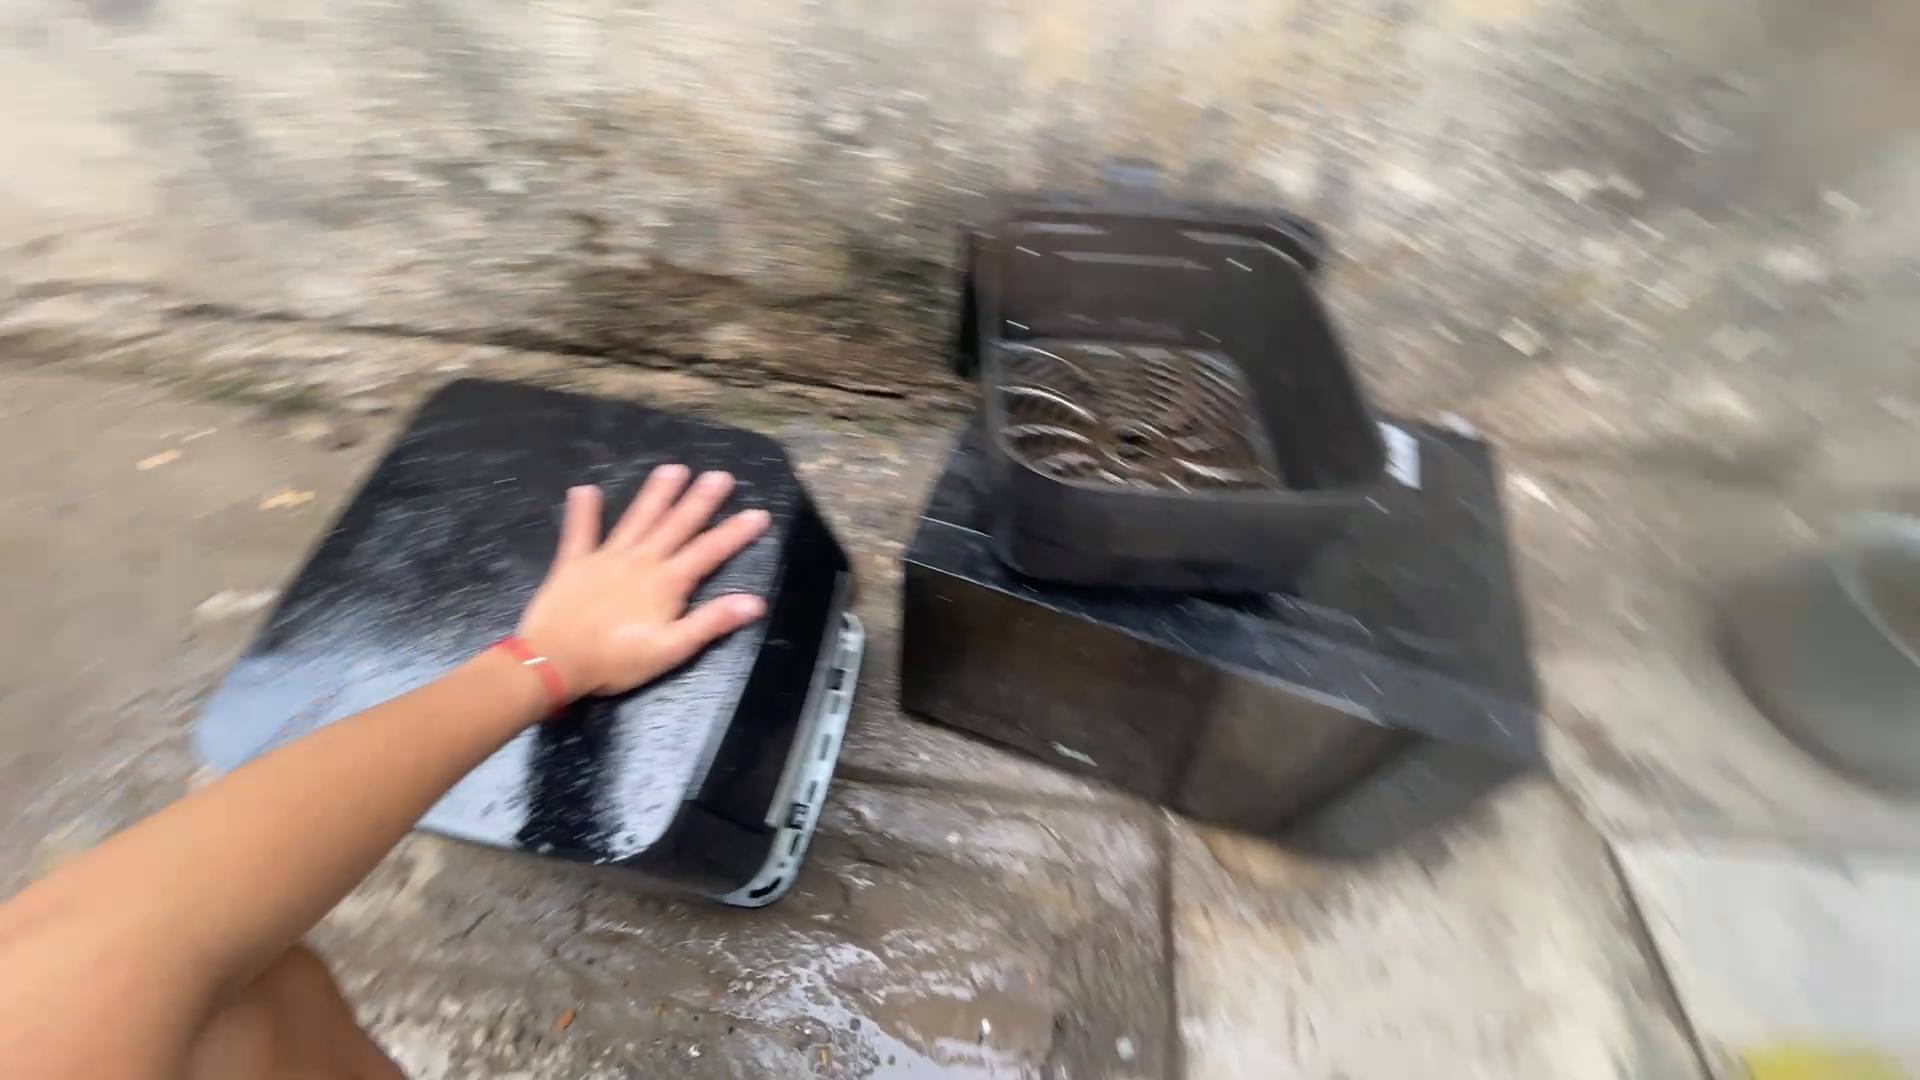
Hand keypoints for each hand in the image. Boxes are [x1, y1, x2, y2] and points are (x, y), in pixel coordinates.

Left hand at [517, 465, 771, 699]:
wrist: (553, 663)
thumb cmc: (617, 660)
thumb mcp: (672, 649)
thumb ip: (711, 622)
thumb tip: (754, 602)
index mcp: (666, 582)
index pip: (708, 552)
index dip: (735, 532)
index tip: (759, 513)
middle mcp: (641, 561)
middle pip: (676, 525)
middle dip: (699, 500)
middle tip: (719, 475)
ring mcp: (606, 558)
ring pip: (638, 519)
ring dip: (656, 494)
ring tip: (673, 469)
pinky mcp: (574, 564)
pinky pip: (579, 532)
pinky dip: (583, 511)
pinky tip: (585, 489)